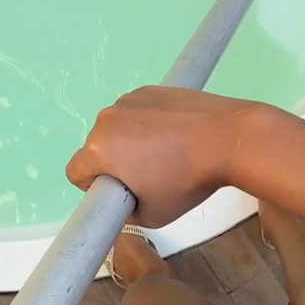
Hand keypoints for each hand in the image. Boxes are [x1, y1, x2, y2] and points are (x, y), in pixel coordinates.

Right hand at [66, 87, 273, 226]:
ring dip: (132, 141)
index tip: (123, 192)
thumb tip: (123, 201)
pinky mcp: (151, 89)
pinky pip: (138, 113)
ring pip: (118, 129)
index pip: (76, 172)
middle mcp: (106, 119)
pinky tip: (176, 133)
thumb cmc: (187, 182)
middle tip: (151, 175)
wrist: (228, 138)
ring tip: (169, 153)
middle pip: (97, 148)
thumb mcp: (153, 215)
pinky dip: (149, 123)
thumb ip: (125, 212)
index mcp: (99, 149)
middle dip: (116, 162)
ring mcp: (129, 100)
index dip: (95, 187)